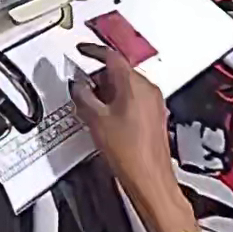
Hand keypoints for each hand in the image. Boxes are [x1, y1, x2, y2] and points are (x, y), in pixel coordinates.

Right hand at [69, 43, 180, 220]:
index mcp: (134, 84)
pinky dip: (119, 101)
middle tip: (82, 85)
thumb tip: (78, 85)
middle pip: (119, 70)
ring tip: (92, 105)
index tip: (82, 50)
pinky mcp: (155, 116)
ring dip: (108, 90)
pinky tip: (107, 118)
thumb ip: (82, 95)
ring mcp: (154, 103)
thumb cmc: (130, 154)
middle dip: (99, 77)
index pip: (111, 56)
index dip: (93, 51)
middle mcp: (148, 89)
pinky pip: (134, 98)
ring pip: (126, 85)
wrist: (151, 181)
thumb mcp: (95, 119)